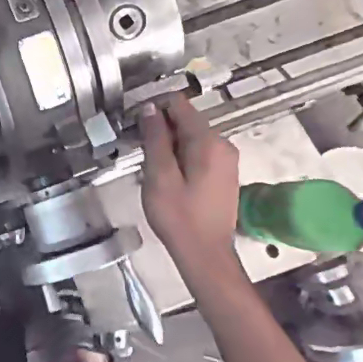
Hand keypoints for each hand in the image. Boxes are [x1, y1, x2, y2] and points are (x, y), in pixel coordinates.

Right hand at [139, 93, 243, 289]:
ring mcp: (227, 160)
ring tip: (152, 167)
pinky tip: (168, 176)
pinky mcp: (224, 174)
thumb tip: (150, 107)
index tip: (136, 125)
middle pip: (186, 120)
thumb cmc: (179, 217)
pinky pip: (199, 152)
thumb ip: (155, 137)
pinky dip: (181, 156)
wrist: (206, 257)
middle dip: (161, 129)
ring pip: (191, 137)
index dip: (154, 108)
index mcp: (209, 141)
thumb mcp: (159, 175)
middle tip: (140, 151)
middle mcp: (223, 144)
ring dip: (169, 144)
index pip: (178, 104)